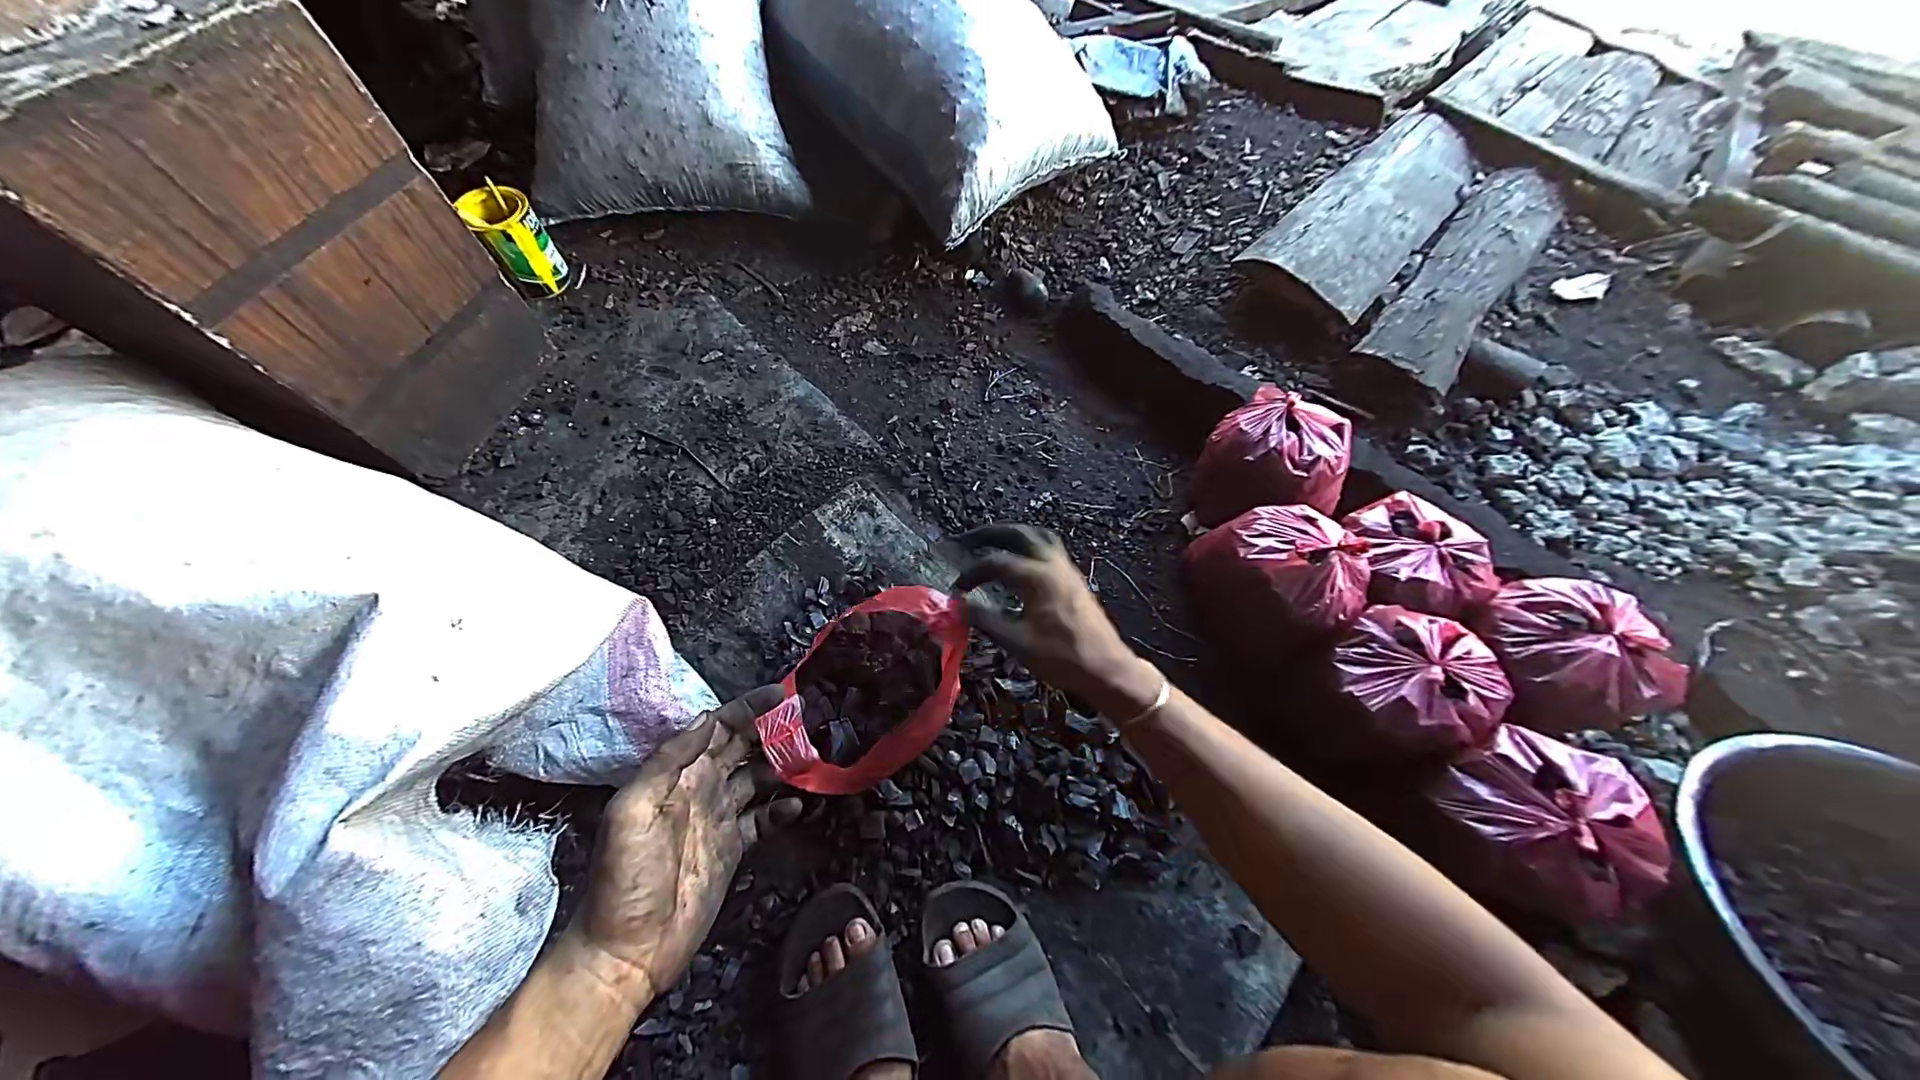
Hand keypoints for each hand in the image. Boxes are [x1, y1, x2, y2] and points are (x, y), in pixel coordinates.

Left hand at [569, 684, 800, 1002]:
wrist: (627, 951)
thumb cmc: (625, 878)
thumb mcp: (633, 811)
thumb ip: (668, 761)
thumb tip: (707, 719)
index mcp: (678, 774)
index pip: (718, 728)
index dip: (748, 708)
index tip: (780, 694)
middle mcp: (702, 788)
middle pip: (744, 746)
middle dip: (773, 729)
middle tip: (806, 718)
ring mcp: (719, 817)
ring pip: (759, 776)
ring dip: (783, 764)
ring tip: (811, 757)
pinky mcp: (733, 847)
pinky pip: (763, 818)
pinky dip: (781, 808)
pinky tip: (796, 806)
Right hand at [951, 524, 1163, 720]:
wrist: (1106, 669)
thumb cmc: (1063, 658)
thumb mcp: (1017, 643)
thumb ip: (986, 620)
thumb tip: (960, 607)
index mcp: (1037, 578)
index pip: (995, 563)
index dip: (971, 573)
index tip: (957, 589)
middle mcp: (1053, 565)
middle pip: (1018, 533)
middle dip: (988, 533)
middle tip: (965, 539)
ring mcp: (1066, 570)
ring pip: (1037, 536)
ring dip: (1011, 534)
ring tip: (991, 541)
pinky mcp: (1073, 579)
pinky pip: (1048, 548)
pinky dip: (1027, 545)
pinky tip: (1019, 560)